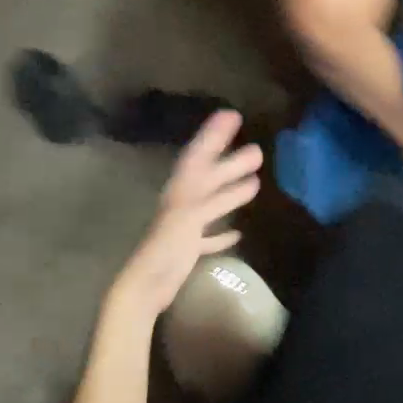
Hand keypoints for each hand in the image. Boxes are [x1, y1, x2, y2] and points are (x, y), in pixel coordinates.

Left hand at [109, 111, 263, 321]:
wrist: (144, 288)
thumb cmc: (164, 250)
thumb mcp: (186, 217)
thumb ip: (205, 198)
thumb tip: (229, 177)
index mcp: (180, 192)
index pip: (199, 155)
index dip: (214, 135)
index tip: (232, 115)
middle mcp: (181, 203)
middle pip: (209, 177)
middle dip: (231, 163)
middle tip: (258, 151)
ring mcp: (183, 226)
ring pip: (211, 203)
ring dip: (230, 192)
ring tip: (255, 183)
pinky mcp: (185, 249)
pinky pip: (207, 236)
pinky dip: (221, 233)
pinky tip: (237, 235)